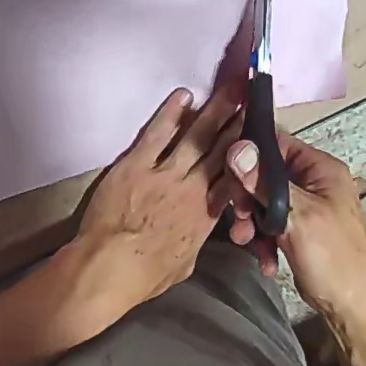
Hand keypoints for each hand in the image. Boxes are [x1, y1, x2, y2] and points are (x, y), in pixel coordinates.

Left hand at [64, 84, 244, 322]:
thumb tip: (201, 225)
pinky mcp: (135, 164)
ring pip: (195, 136)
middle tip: (249, 99)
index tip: (256, 136)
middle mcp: (192, 189)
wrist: (109, 267)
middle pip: (220, 150)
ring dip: (214, 110)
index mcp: (205, 215)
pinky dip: (170, 113)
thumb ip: (196, 237)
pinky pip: (157, 133)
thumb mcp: (185, 262)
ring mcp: (164, 173)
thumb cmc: (145, 275)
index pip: (233, 178)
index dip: (245, 155)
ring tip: (230, 90)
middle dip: (236, 123)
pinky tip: (184, 96)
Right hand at [224, 132, 365, 318]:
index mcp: (321, 169)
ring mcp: (306, 206)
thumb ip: (264, 182)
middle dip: (247, 198)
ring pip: (264, 202)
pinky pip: (270, 224)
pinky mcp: (298, 230)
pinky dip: (263, 239)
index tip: (229, 176)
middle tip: (239, 217)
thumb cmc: (332, 256)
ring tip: (246, 243)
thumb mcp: (296, 215)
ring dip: (252, 222)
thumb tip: (237, 147)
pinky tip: (265, 260)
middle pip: (265, 175)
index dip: (250, 157)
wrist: (352, 307)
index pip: (277, 144)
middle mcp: (314, 182)